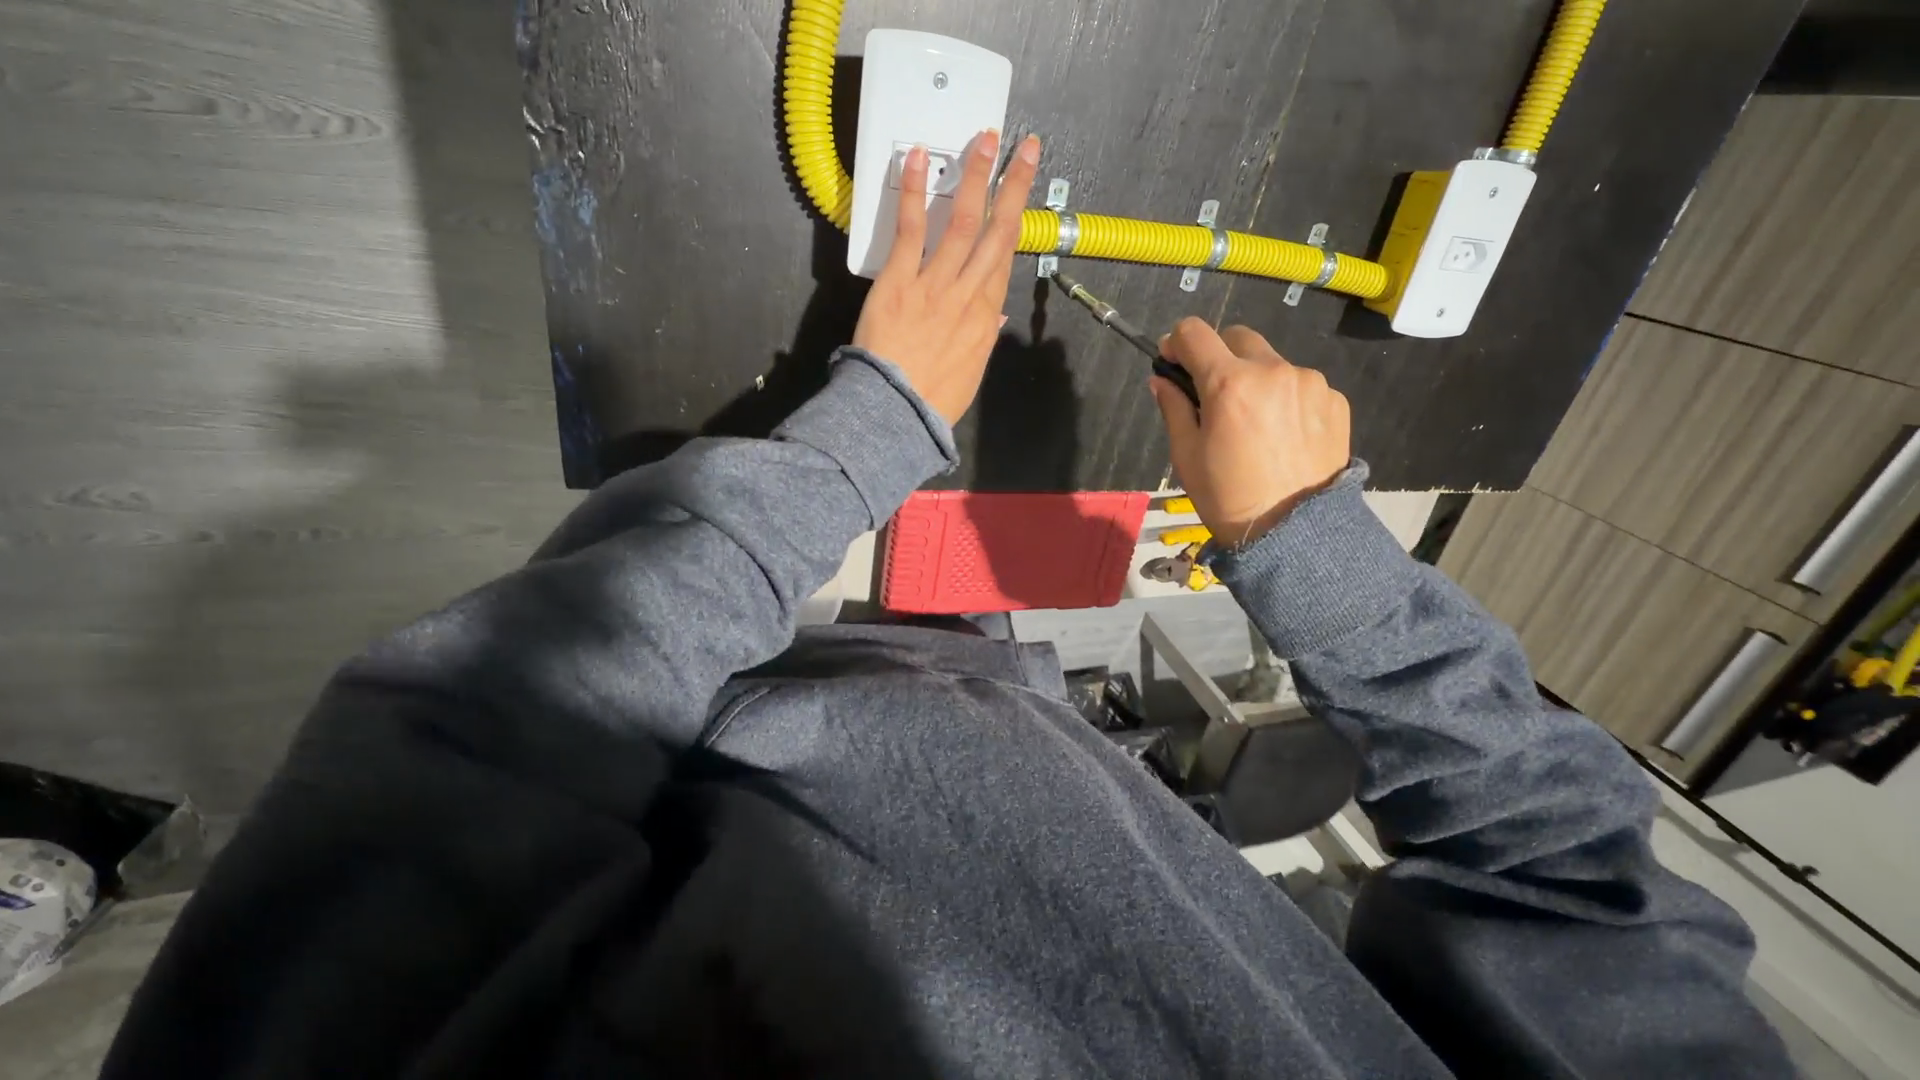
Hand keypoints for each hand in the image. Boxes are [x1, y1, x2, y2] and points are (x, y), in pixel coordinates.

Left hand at [852, 131, 1040, 425]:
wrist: (896, 413)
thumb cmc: (932, 401)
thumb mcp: (970, 374)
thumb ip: (983, 340)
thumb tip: (995, 318)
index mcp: (986, 318)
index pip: (1004, 260)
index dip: (1016, 221)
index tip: (1020, 194)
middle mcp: (969, 294)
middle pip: (998, 232)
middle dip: (1013, 186)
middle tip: (1024, 148)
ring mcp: (936, 285)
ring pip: (964, 223)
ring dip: (976, 176)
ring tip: (985, 139)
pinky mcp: (901, 281)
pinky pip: (912, 231)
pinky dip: (917, 194)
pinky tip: (919, 161)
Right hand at [1150, 318, 1350, 546]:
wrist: (1295, 533)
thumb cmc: (1227, 498)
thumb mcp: (1186, 455)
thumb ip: (1174, 408)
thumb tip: (1162, 380)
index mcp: (1229, 383)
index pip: (1194, 332)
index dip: (1177, 343)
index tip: (1174, 363)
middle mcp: (1272, 370)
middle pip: (1237, 337)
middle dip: (1219, 356)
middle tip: (1214, 394)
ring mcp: (1310, 382)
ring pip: (1272, 363)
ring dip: (1257, 379)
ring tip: (1256, 424)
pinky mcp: (1335, 400)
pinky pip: (1302, 386)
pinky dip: (1287, 400)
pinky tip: (1284, 436)